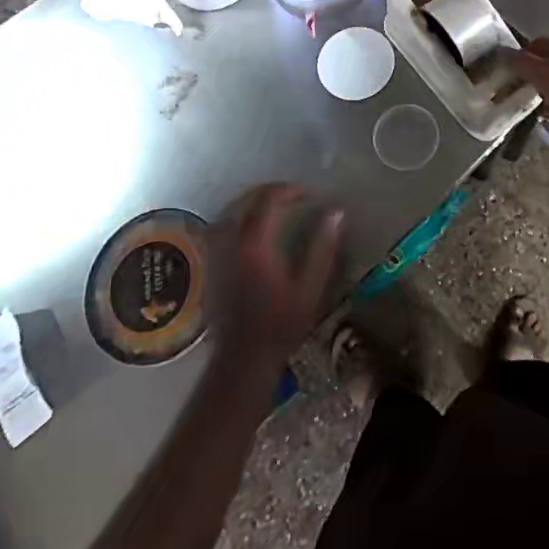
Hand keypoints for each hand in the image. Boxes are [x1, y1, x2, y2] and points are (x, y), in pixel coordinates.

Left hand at [209, 185, 344, 369]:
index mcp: (255, 245)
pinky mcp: (211, 266)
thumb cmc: (281, 325)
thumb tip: (336, 214)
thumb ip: (323, 247)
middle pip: (244, 201)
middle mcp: (230, 244)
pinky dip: (239, 218)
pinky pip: (221, 229)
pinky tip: (254, 229)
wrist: (244, 359)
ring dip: (251, 203)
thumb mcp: (310, 286)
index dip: (289, 190)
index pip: (268, 201)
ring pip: (229, 213)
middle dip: (268, 191)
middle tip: (292, 194)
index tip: (309, 194)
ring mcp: (217, 255)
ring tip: (275, 206)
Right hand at [507, 38, 548, 134]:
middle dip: (529, 72)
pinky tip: (541, 113)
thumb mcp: (542, 74)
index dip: (522, 51)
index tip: (507, 64)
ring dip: (539, 90)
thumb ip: (522, 63)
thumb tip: (502, 52)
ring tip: (523, 99)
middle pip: (546, 63)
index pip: (539, 44)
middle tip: (512, 83)